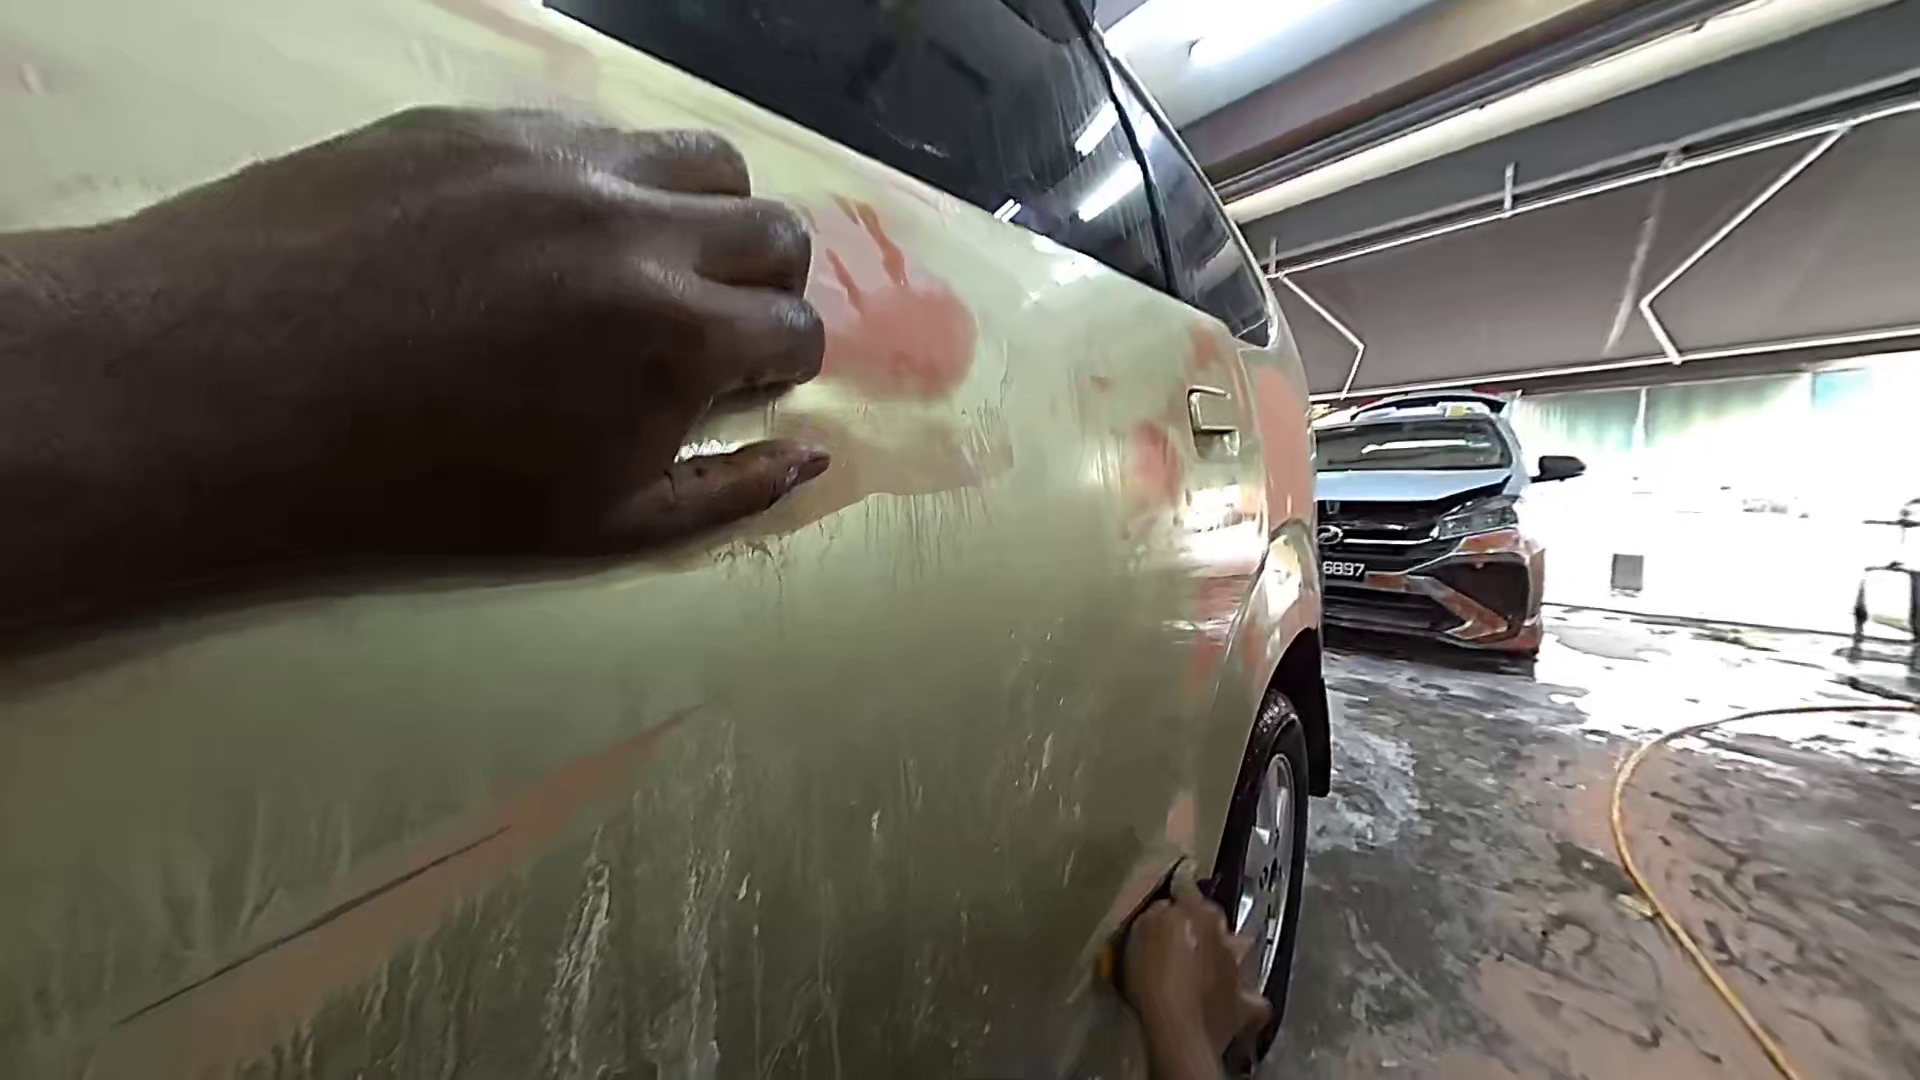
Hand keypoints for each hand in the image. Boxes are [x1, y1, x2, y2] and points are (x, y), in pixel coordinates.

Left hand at [0, 108, 827, 630]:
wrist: (228, 401)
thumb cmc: (450, 489)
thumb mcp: (619, 523)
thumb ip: (739, 489)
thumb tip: (817, 456)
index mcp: (677, 337)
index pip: (799, 329)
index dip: (792, 363)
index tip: (758, 380)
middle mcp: (641, 233)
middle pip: (781, 233)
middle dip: (779, 287)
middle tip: (735, 323)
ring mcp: (562, 164)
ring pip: (713, 162)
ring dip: (722, 221)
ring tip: (677, 266)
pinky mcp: (485, 126)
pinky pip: (611, 138)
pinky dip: (635, 189)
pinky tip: (585, 236)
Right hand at [1122, 866, 1272, 1079]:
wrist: (1177, 1028)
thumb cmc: (1150, 975)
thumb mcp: (1138, 931)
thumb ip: (1156, 913)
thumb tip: (1167, 908)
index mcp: (1195, 910)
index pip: (1186, 885)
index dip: (1177, 885)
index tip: (1171, 886)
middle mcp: (1221, 933)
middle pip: (1213, 917)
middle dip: (1204, 920)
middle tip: (1184, 930)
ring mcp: (1236, 969)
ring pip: (1240, 948)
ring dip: (1230, 950)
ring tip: (1212, 960)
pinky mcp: (1245, 1005)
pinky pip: (1251, 997)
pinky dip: (1244, 995)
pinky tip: (1233, 997)